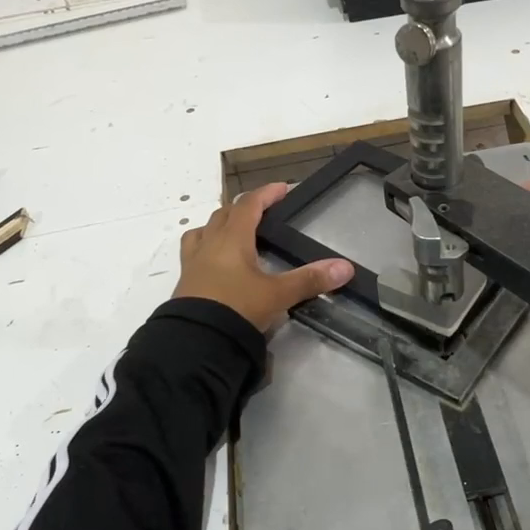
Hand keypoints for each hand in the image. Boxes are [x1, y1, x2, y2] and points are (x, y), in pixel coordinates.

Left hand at [174, 182, 354, 330]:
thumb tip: (345, 267)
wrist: (196, 341)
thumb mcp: (277, 295)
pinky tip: (214, 262)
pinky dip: (205, 248)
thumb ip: (310, 280)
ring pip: (203, 231)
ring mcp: (193, 263)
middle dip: (243, 207)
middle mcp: (209, 244)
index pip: (249, 205)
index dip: (266, 194)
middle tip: (261, 211)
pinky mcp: (184, 282)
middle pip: (224, 214)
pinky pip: (193, 252)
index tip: (282, 188)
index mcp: (232, 239)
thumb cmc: (237, 308)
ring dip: (218, 225)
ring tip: (233, 232)